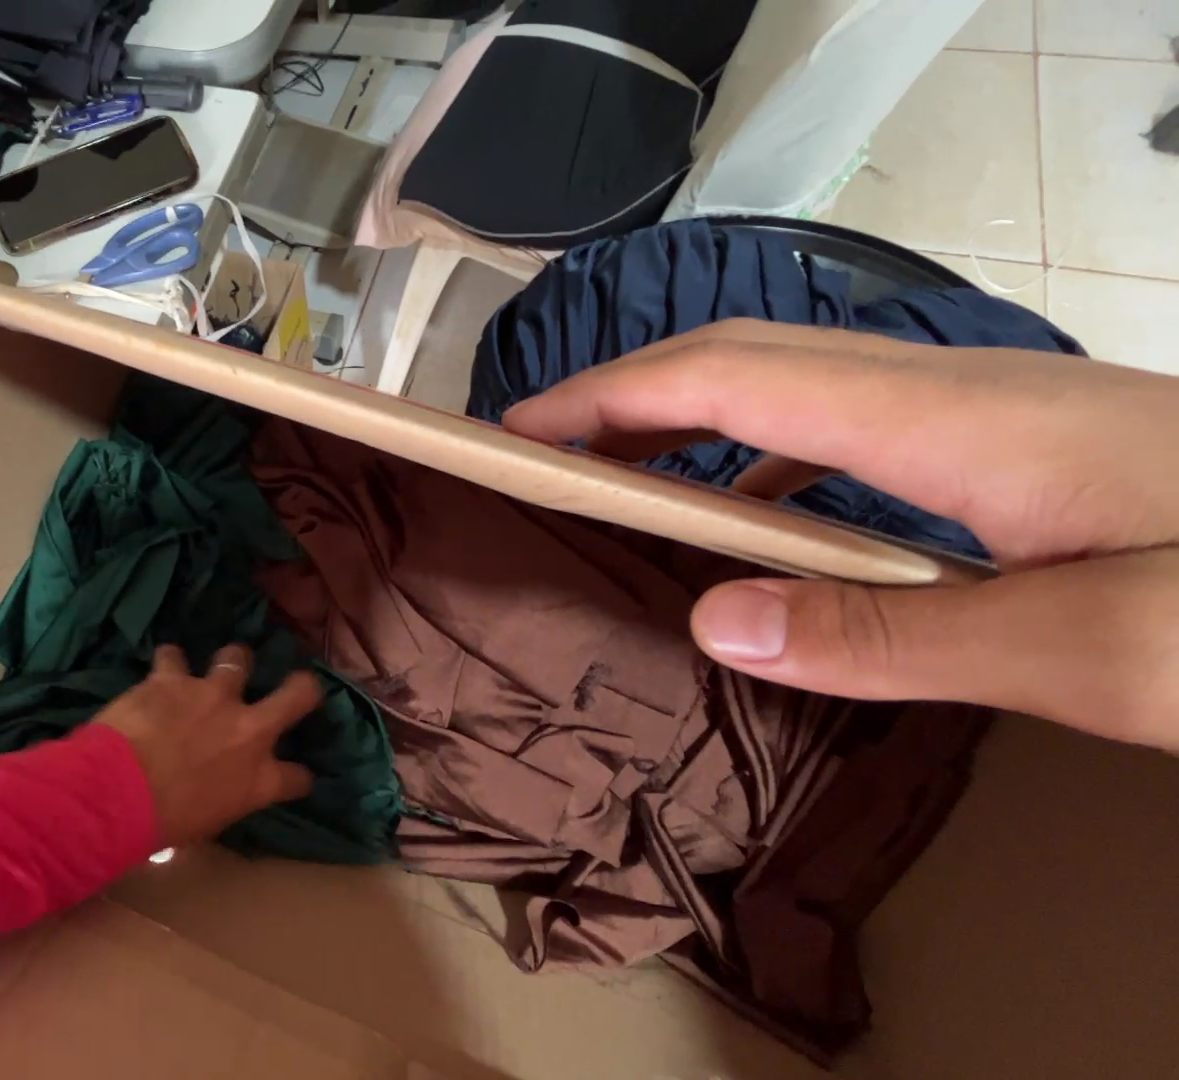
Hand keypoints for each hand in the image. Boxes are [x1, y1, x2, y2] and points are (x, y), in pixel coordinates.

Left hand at [93, 644, 318, 846]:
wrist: (118, 791)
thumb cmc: (162, 824)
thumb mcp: (207, 824)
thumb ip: (223, 800)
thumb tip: (213, 796)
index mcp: (259, 779)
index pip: (298, 777)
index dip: (298, 776)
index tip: (294, 776)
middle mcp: (248, 730)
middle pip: (298, 693)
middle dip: (302, 686)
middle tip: (297, 685)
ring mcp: (212, 696)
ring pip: (237, 658)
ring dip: (231, 661)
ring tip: (224, 664)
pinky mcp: (173, 679)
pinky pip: (172, 657)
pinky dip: (169, 662)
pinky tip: (163, 667)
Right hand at [501, 319, 1178, 750]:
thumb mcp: (1107, 648)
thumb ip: (896, 637)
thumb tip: (715, 624)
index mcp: (944, 418)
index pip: (726, 376)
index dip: (605, 396)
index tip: (518, 432)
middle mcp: (943, 392)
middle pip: (739, 358)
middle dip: (619, 393)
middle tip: (539, 449)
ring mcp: (974, 414)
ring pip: (779, 388)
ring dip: (675, 423)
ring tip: (610, 479)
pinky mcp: (1000, 447)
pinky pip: (827, 432)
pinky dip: (747, 461)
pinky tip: (741, 518)